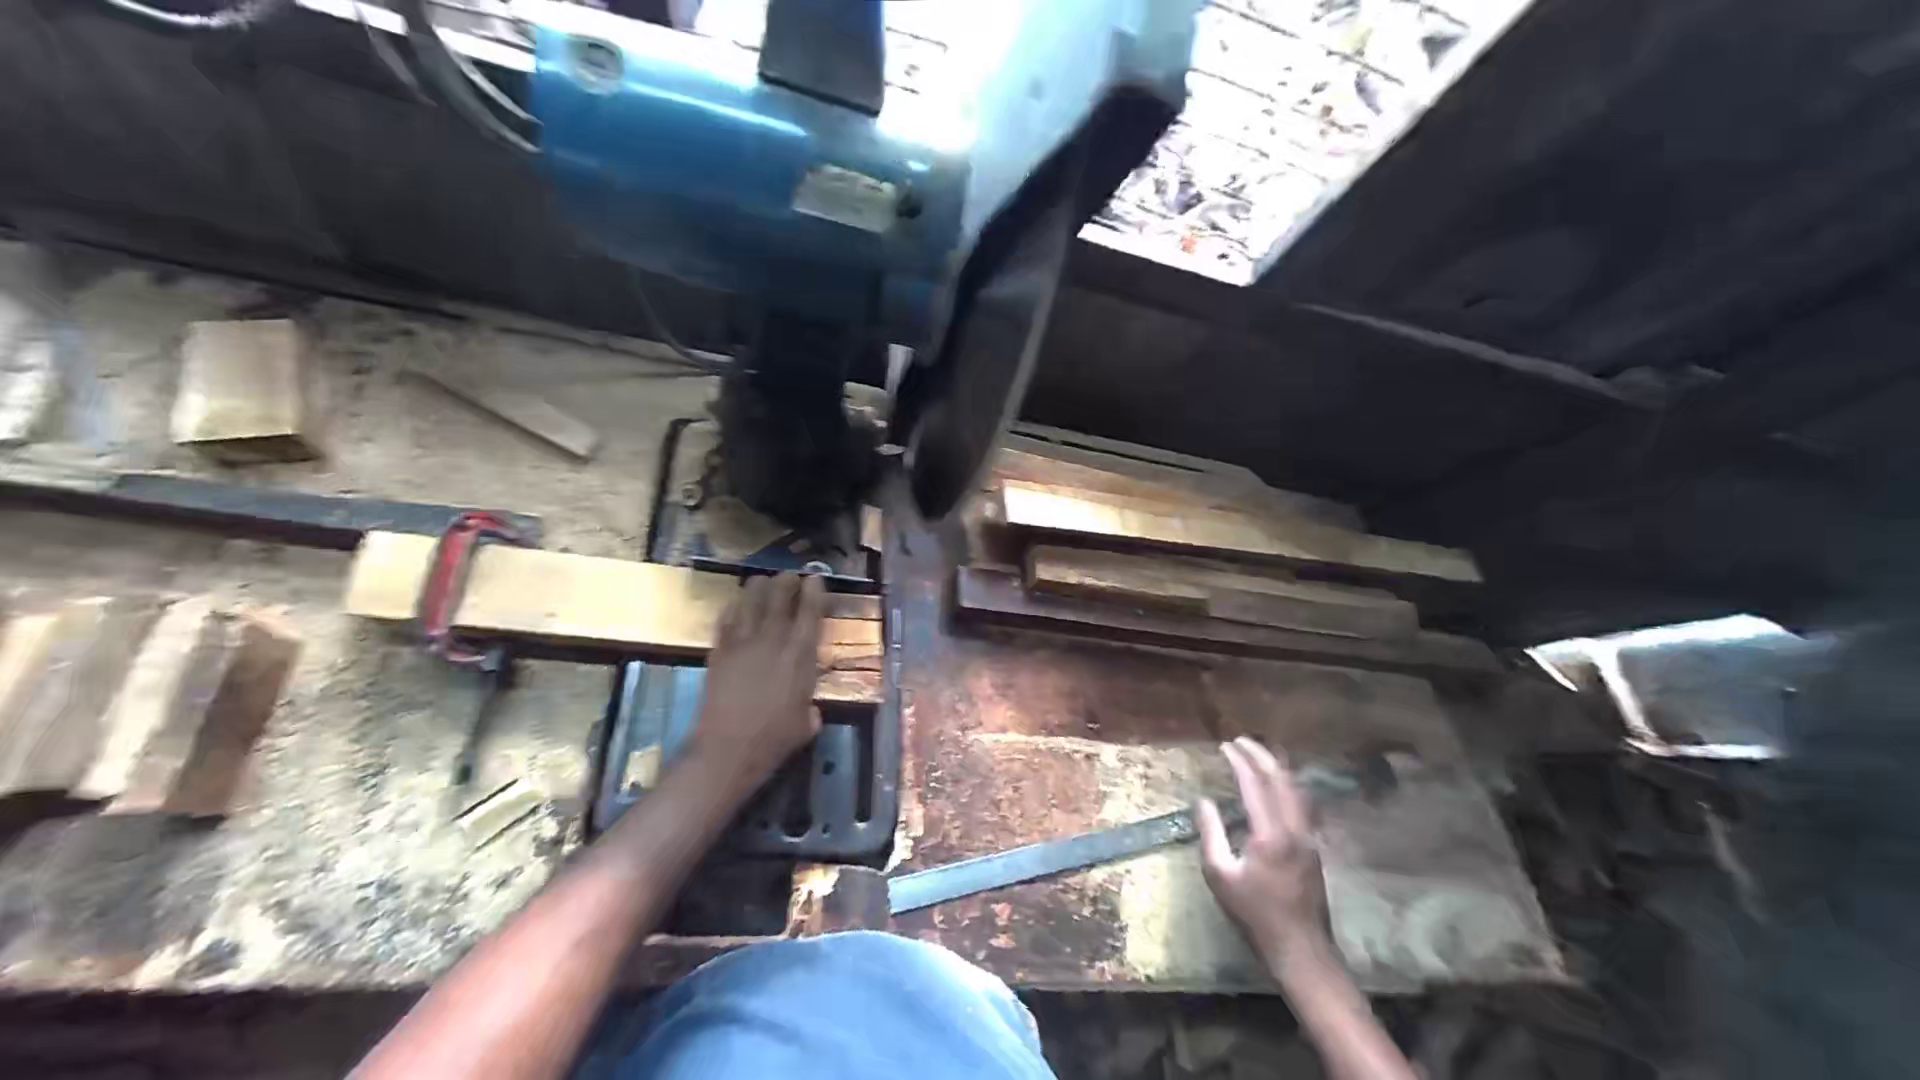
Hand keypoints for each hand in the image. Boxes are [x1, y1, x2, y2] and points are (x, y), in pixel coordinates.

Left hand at [687, 573, 825, 795]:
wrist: (729, 749)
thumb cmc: (775, 739)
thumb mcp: (807, 723)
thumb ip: (810, 707)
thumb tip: (809, 707)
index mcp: (800, 654)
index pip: (810, 611)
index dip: (815, 590)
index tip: (815, 577)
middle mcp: (773, 640)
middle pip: (779, 597)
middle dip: (786, 581)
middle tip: (789, 576)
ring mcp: (742, 643)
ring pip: (750, 601)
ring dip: (758, 588)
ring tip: (762, 580)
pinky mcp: (718, 652)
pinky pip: (724, 621)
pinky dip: (731, 609)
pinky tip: (734, 606)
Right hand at [1197, 736, 1331, 969]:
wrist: (1301, 950)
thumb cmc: (1254, 914)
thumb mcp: (1220, 875)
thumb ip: (1211, 833)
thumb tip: (1204, 802)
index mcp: (1270, 834)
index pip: (1255, 785)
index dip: (1240, 761)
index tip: (1225, 746)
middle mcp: (1294, 829)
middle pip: (1282, 780)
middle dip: (1261, 756)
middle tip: (1242, 741)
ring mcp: (1309, 839)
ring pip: (1297, 791)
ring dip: (1277, 768)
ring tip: (1259, 755)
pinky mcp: (1313, 849)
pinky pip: (1301, 805)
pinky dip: (1286, 785)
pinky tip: (1276, 787)